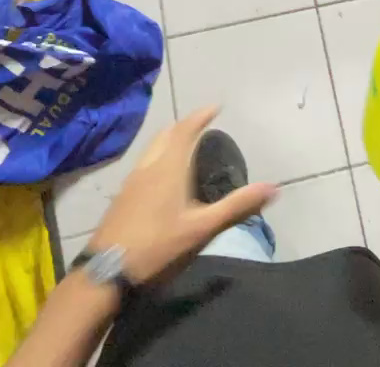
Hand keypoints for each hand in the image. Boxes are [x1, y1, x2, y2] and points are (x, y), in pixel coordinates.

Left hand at [88, 106, 277, 283]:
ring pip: (152, 149)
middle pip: (166, 135)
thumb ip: (236, 206)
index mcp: (169, 167)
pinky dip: (158, 157)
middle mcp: (148, 166)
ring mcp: (131, 181)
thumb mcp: (202, 228)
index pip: (185, 129)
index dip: (200, 116)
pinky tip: (161, 178)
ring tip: (184, 147)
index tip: (215, 107)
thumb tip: (272, 188)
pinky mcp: (122, 196)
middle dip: (184, 125)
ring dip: (169, 140)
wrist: (106, 271)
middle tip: (201, 126)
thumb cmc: (158, 245)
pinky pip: (144, 164)